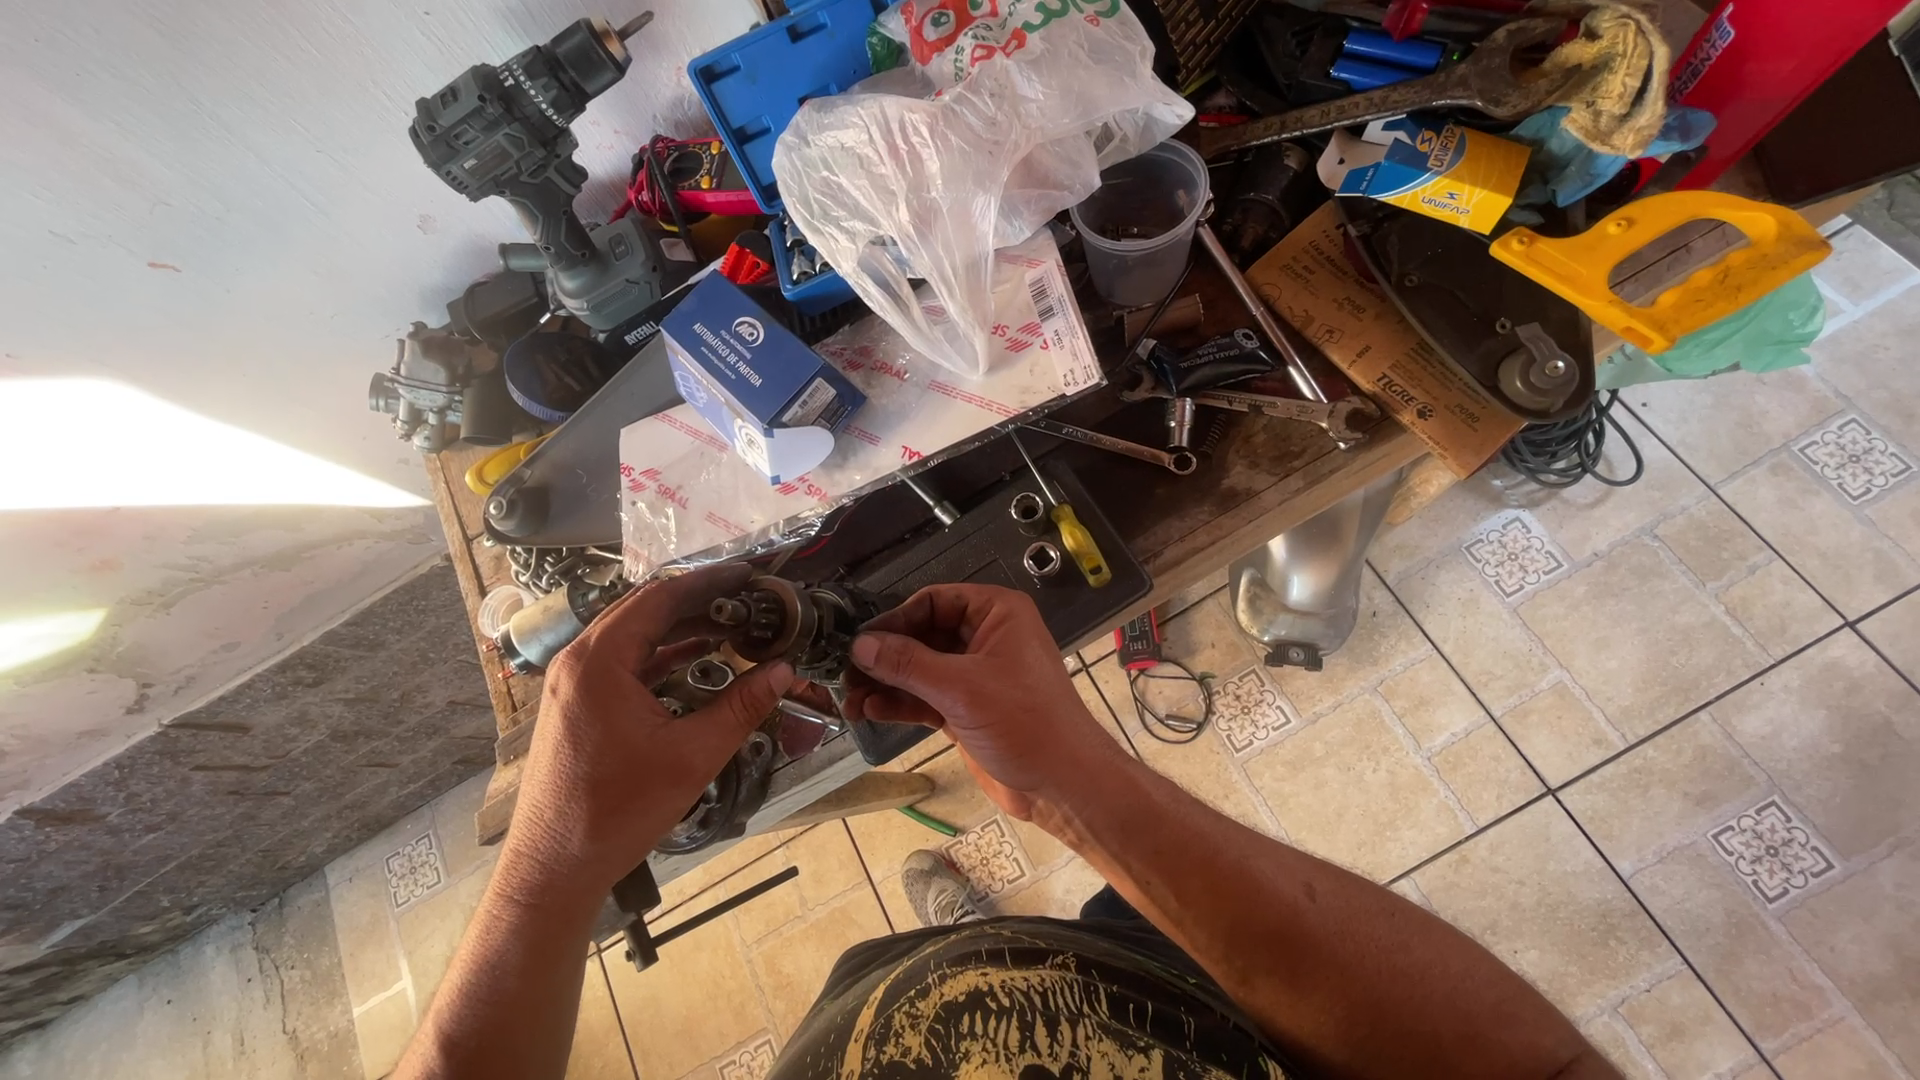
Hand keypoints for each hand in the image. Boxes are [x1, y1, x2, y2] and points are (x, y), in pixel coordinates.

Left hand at [497, 564, 792, 904]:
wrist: (554, 867)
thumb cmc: (620, 809)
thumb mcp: (693, 755)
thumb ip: (742, 706)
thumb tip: (785, 670)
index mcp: (600, 660)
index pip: (660, 598)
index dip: (709, 581)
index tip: (750, 574)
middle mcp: (579, 660)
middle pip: (645, 609)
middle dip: (699, 599)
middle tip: (749, 597)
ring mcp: (574, 683)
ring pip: (635, 635)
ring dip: (682, 626)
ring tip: (734, 622)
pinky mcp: (578, 704)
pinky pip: (626, 661)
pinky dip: (664, 653)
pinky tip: (700, 657)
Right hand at [845, 584, 1130, 820]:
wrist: (1064, 784)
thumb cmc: (1023, 721)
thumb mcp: (961, 687)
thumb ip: (907, 663)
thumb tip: (859, 644)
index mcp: (996, 614)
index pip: (934, 601)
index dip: (896, 620)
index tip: (859, 641)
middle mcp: (986, 637)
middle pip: (923, 635)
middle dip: (885, 656)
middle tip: (844, 675)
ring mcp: (976, 675)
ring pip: (921, 669)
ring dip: (886, 683)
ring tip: (848, 700)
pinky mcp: (968, 709)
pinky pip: (927, 697)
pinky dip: (901, 703)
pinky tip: (870, 711)